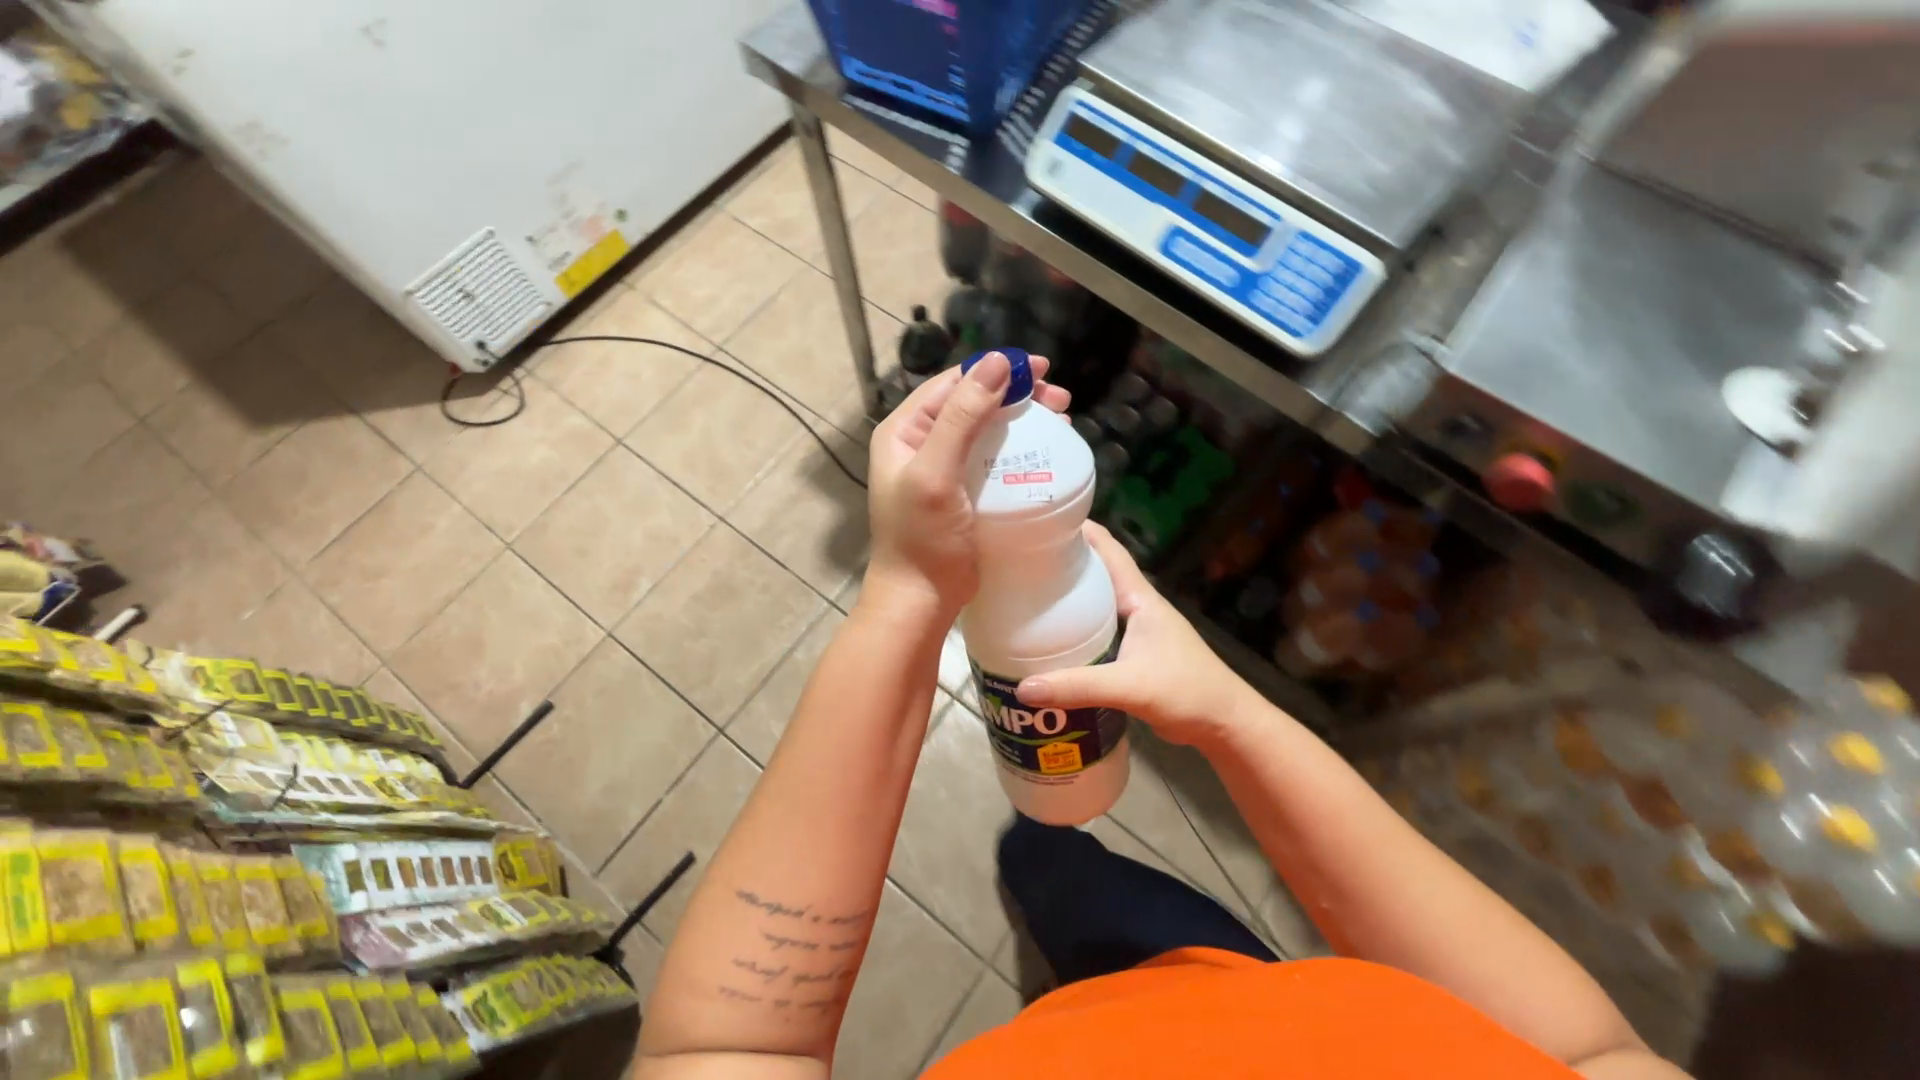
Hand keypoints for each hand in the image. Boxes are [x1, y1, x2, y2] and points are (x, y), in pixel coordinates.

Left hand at [863, 352, 1070, 621]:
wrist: (920, 601)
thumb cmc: (922, 539)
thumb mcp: (936, 473)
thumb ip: (962, 417)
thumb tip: (994, 361)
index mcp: (904, 431)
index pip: (953, 384)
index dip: (995, 370)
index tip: (1040, 369)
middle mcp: (921, 443)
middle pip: (974, 402)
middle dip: (1017, 394)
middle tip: (1060, 400)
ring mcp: (944, 469)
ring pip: (989, 428)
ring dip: (1023, 419)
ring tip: (1062, 420)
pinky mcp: (965, 492)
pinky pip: (996, 457)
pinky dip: (1021, 448)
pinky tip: (1047, 449)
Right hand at [1014, 522, 1261, 745]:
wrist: (1224, 724)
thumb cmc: (1187, 691)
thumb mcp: (1130, 687)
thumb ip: (1078, 687)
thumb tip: (1024, 688)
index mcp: (1141, 599)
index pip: (1109, 552)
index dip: (1080, 531)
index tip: (1043, 520)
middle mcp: (1138, 608)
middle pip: (1096, 576)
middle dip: (1064, 565)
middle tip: (1021, 562)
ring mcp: (1137, 633)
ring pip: (1095, 607)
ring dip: (1068, 601)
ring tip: (1027, 598)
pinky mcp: (1133, 657)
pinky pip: (1097, 634)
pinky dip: (1075, 633)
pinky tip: (1050, 644)